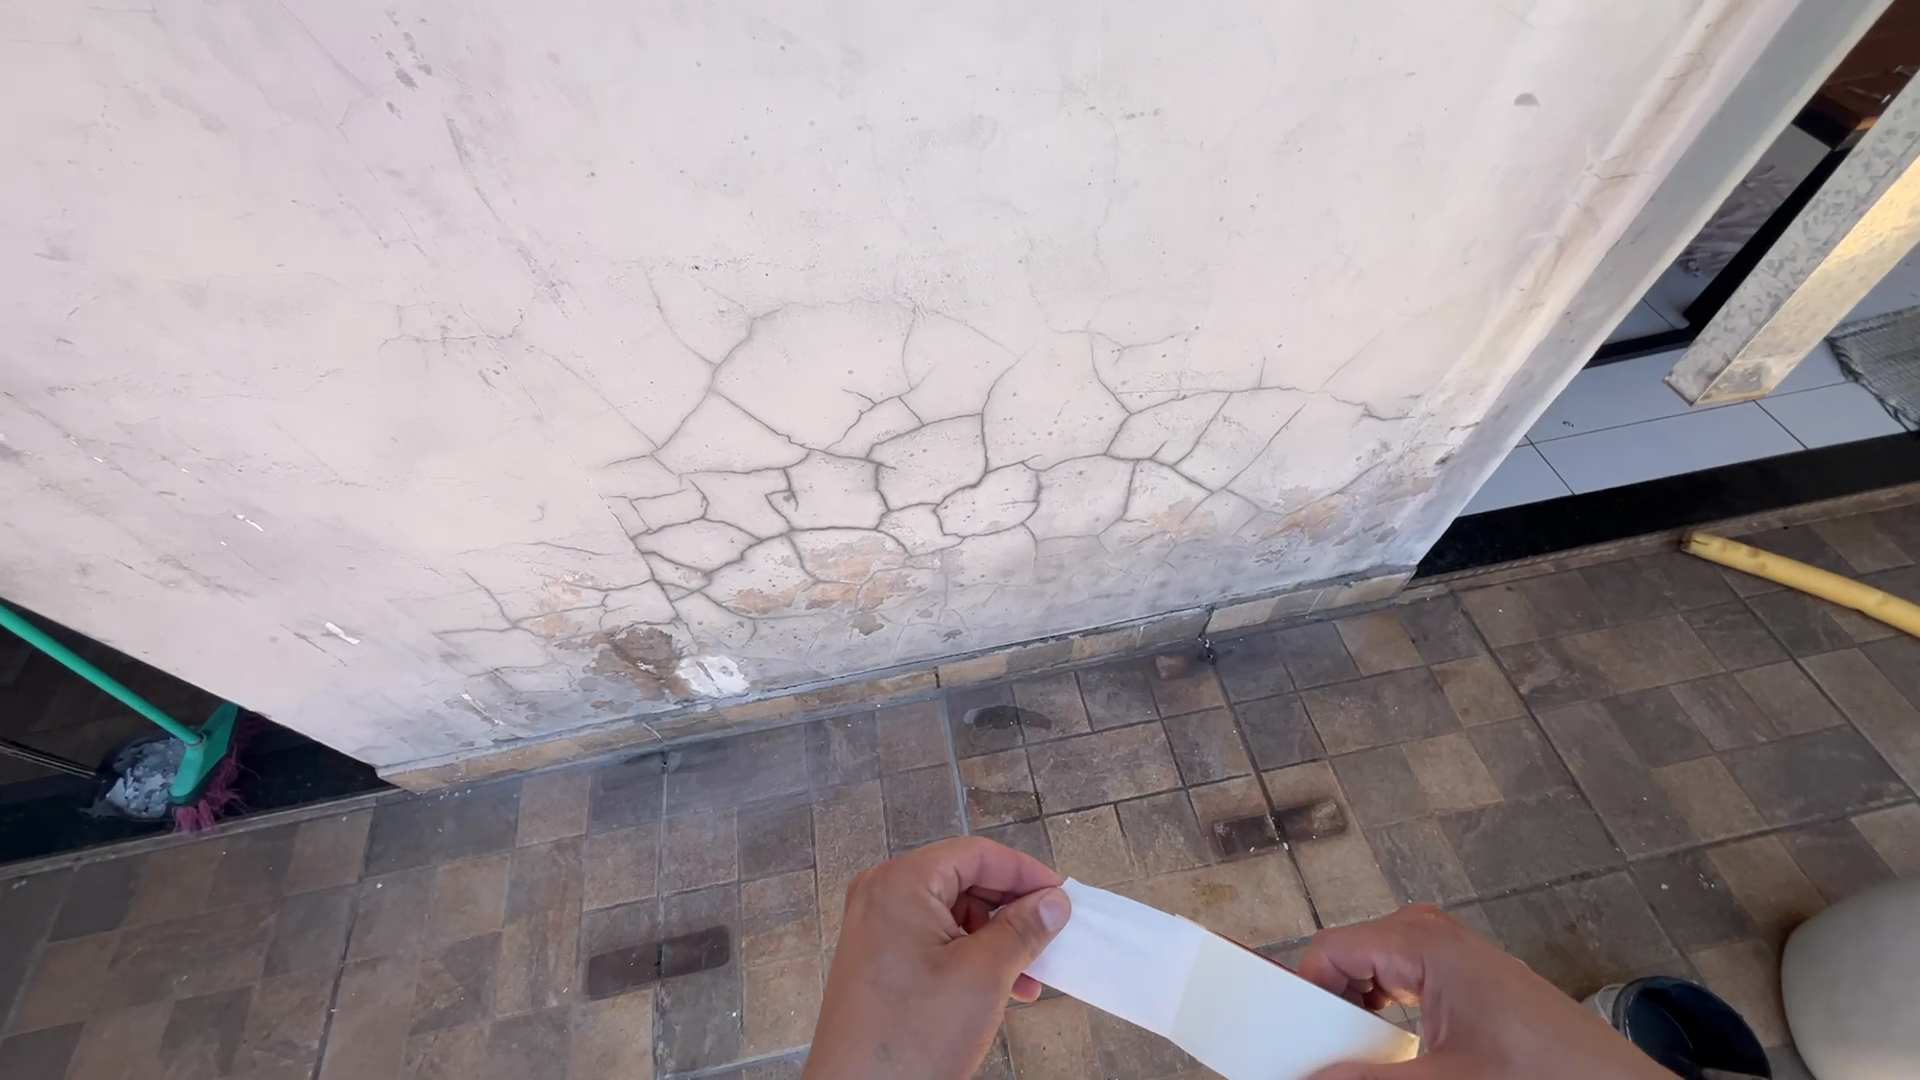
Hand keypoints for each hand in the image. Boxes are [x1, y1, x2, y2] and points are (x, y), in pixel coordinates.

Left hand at [802, 836, 1071, 1079]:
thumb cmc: (911, 1039)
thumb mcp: (983, 977)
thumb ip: (1023, 930)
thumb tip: (1054, 902)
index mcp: (901, 882)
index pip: (975, 854)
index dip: (1023, 871)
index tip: (1060, 894)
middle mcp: (883, 893)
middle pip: (963, 880)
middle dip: (1010, 908)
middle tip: (1050, 932)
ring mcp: (877, 927)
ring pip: (952, 913)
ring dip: (996, 938)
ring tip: (1032, 973)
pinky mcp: (878, 958)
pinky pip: (934, 939)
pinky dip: (970, 955)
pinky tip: (1003, 986)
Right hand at [1300, 905, 1670, 1079]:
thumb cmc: (1547, 1078)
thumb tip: (1307, 1079)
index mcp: (1420, 940)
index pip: (1330, 951)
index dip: (1305, 994)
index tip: (1295, 1042)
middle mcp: (1427, 931)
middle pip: (1349, 959)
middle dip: (1335, 1009)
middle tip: (1333, 1058)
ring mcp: (1448, 950)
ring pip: (1372, 972)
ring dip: (1361, 1015)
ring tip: (1368, 1060)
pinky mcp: (1464, 973)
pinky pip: (1401, 982)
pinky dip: (1388, 1015)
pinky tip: (1399, 1052)